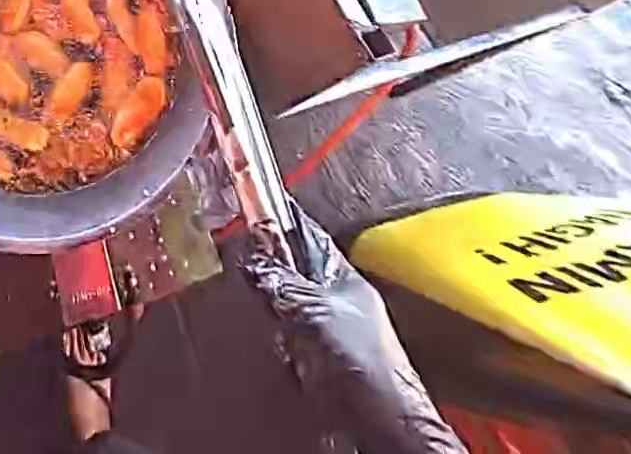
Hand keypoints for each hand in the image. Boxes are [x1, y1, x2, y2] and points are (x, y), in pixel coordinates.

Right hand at [234, 208, 469, 453]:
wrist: (386, 429)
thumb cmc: (367, 367)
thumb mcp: (315, 311)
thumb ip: (281, 283)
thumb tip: (253, 259)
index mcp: (345, 279)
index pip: (308, 234)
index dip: (283, 218)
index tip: (259, 200)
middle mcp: (340, 302)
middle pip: (294, 270)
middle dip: (269, 268)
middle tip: (245, 257)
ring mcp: (333, 334)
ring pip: (289, 306)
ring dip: (272, 307)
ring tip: (255, 304)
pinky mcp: (323, 365)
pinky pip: (288, 339)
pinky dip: (276, 340)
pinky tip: (269, 343)